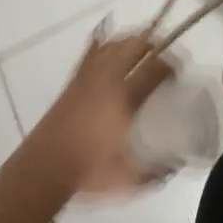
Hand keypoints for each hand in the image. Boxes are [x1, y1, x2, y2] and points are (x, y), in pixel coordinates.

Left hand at [21, 33, 175, 197]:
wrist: (43, 169)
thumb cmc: (87, 171)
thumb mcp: (128, 180)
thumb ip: (155, 171)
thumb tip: (175, 165)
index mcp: (124, 97)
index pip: (155, 67)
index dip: (172, 64)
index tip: (179, 71)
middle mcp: (108, 79)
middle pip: (136, 45)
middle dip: (155, 45)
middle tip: (164, 56)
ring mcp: (88, 77)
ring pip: (114, 44)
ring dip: (131, 42)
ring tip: (141, 51)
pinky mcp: (73, 82)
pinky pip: (91, 52)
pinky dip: (104, 44)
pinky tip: (110, 46)